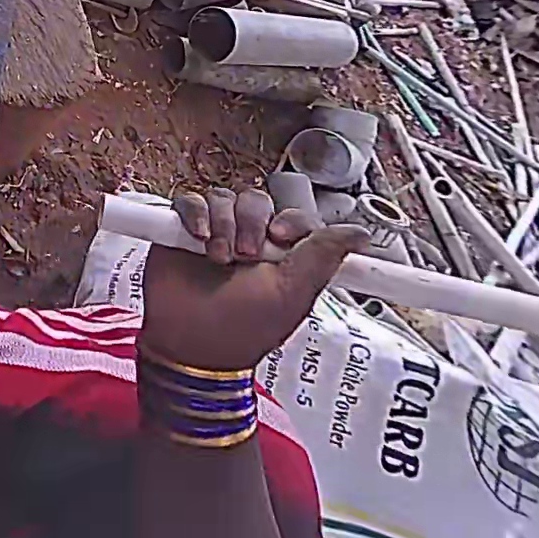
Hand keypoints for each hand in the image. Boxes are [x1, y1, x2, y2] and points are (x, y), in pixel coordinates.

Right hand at [140, 188, 368, 369]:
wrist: (189, 339)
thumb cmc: (241, 327)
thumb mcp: (289, 295)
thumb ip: (320, 259)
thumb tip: (358, 234)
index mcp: (281, 256)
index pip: (293, 217)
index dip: (289, 221)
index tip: (280, 237)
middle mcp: (247, 238)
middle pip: (255, 201)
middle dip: (251, 222)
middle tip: (245, 255)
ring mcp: (213, 231)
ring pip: (222, 198)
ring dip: (222, 223)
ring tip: (218, 256)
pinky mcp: (180, 227)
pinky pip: (189, 201)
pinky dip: (195, 213)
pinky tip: (198, 236)